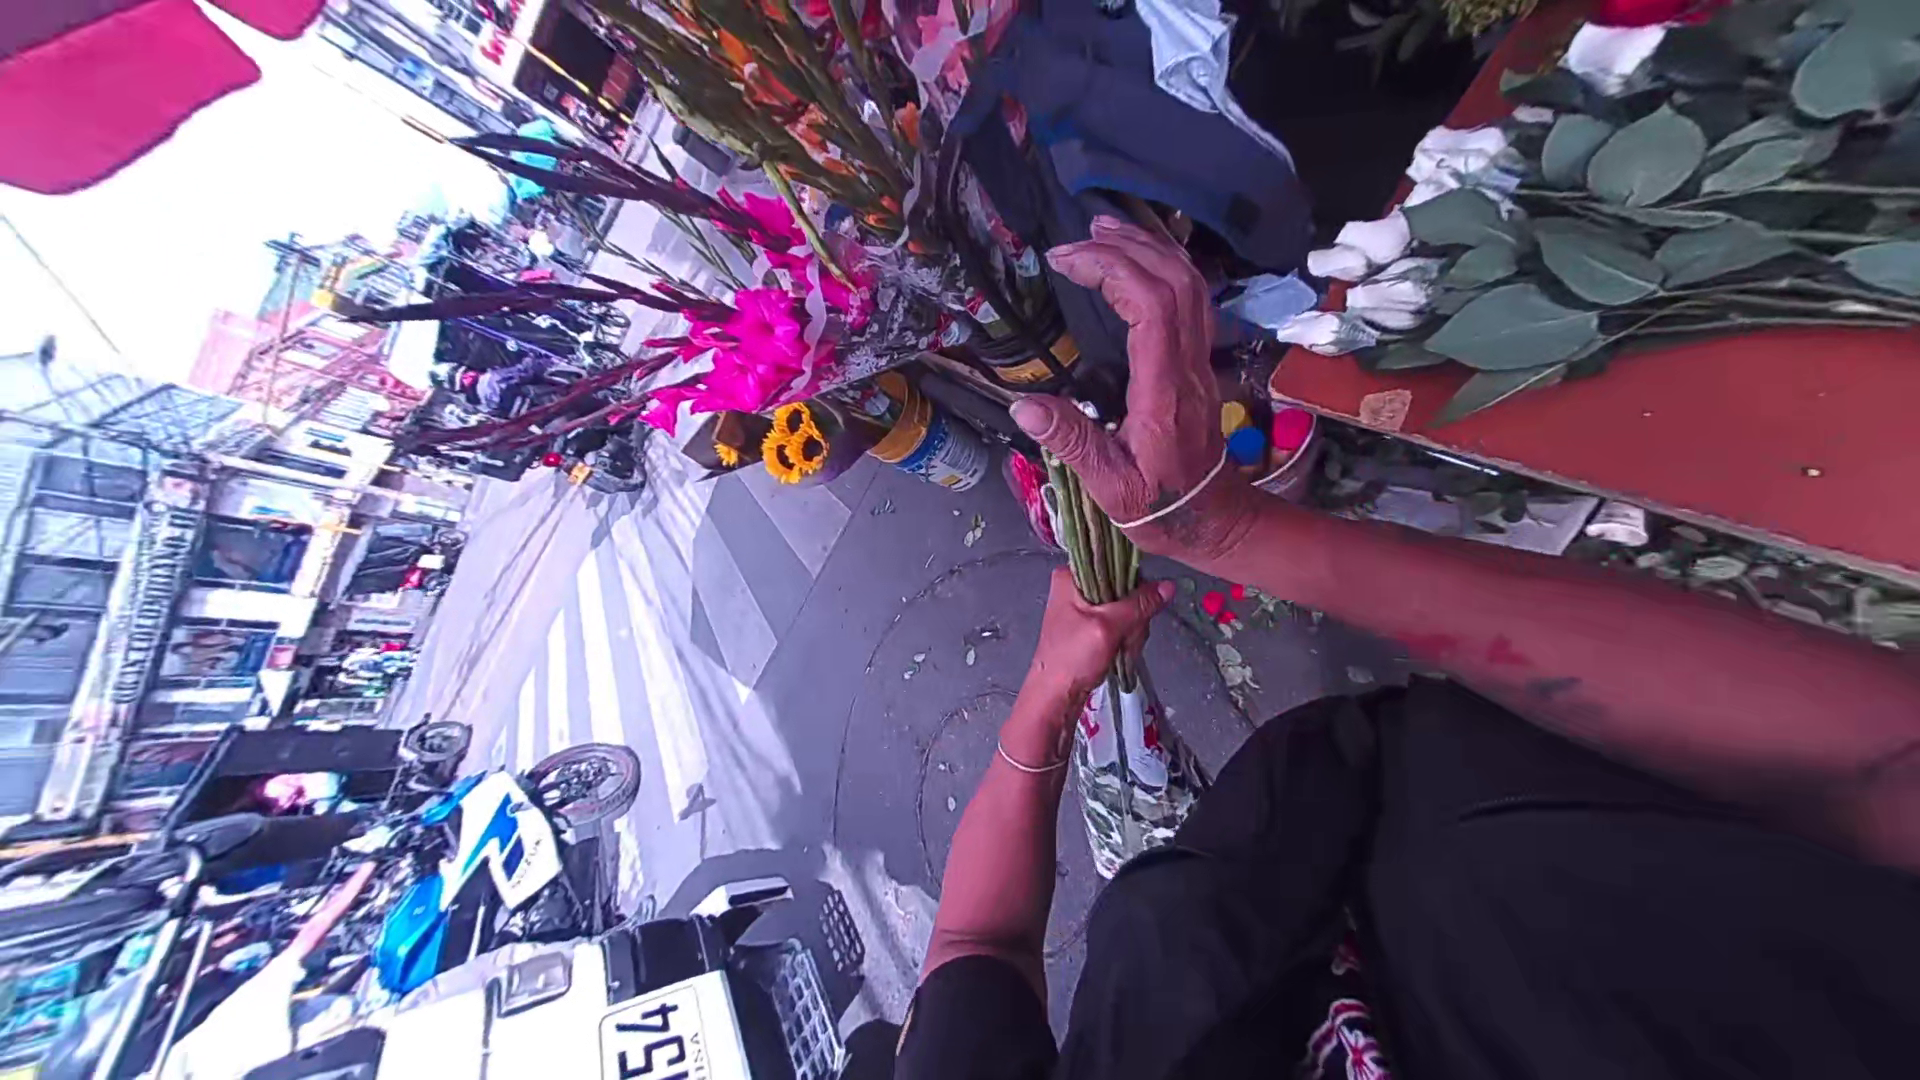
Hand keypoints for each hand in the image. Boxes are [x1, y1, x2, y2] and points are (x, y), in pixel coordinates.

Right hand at [1011, 216, 1259, 566]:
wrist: (1210, 518)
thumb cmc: (1159, 507)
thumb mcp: (1109, 485)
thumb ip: (1071, 442)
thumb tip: (1023, 407)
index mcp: (1163, 391)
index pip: (1150, 307)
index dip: (1111, 270)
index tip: (1067, 260)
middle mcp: (1188, 366)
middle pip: (1174, 282)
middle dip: (1127, 247)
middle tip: (1080, 237)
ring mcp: (1200, 362)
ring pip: (1190, 286)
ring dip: (1151, 248)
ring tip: (1107, 230)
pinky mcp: (1198, 365)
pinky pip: (1192, 301)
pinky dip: (1165, 269)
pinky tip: (1139, 262)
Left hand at [1026, 568, 1173, 706]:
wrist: (1055, 696)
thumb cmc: (1073, 657)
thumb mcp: (1108, 627)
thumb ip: (1139, 604)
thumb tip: (1169, 584)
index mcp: (1069, 576)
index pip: (1113, 563)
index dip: (1132, 583)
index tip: (1137, 605)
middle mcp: (1074, 587)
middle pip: (1122, 588)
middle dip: (1132, 616)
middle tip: (1125, 636)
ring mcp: (1082, 608)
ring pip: (1124, 609)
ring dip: (1130, 632)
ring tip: (1121, 649)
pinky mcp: (1089, 627)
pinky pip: (1118, 624)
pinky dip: (1124, 639)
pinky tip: (1121, 652)